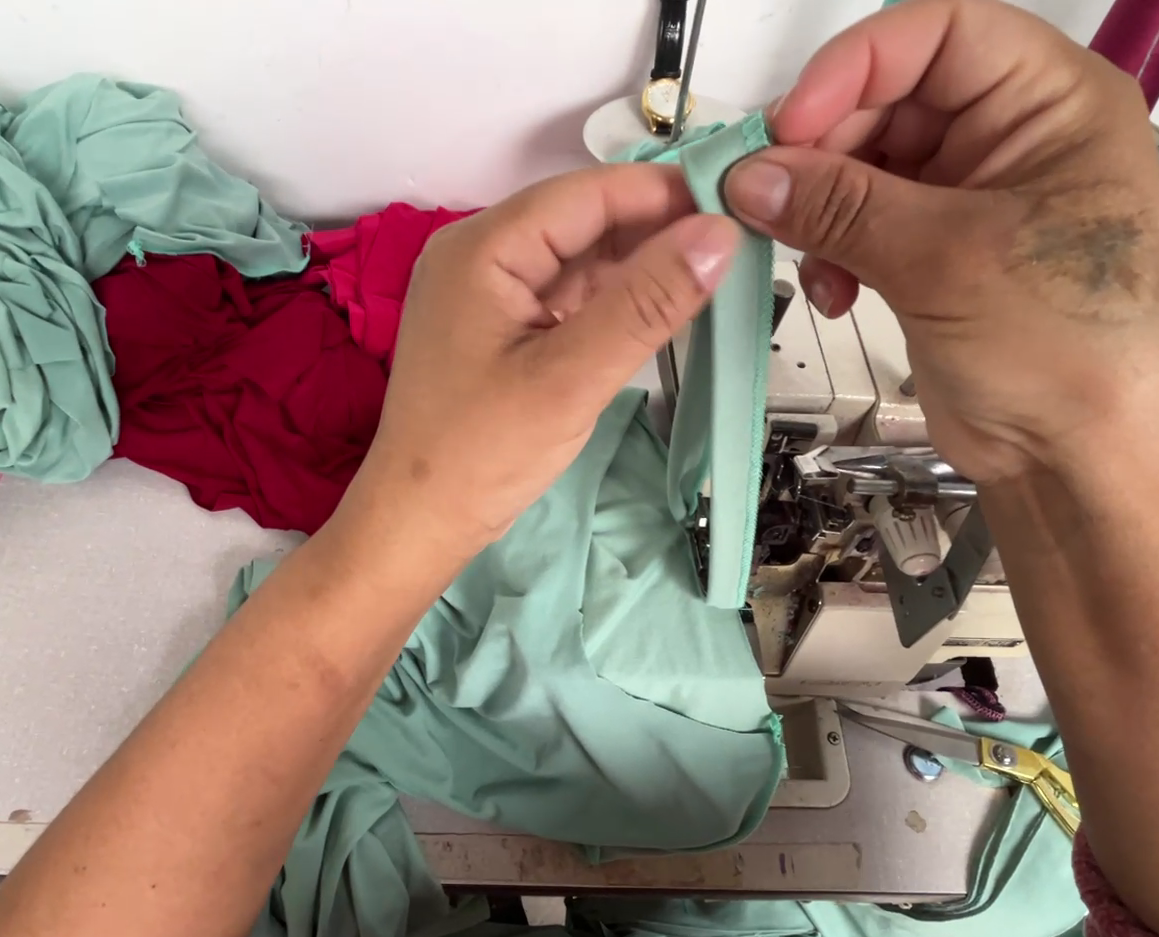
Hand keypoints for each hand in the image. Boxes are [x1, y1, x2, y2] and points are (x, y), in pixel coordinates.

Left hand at [332, 165, 737, 559]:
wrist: (420, 520)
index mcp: (482, 249)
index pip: (586, 194)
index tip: (737, 206)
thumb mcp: (570, 377)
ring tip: (708, 279)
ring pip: (576, 262)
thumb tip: (720, 234)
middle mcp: (479, 256)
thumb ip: (645, 304)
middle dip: (654, 232)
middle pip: (580, 222)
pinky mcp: (498, 331)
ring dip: (636, 270)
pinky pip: (563, 299)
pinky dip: (609, 304)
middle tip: (732, 250)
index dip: (663, 194)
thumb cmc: (482, 454)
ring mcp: (486, 296)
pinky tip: (655, 312)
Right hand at [722, 0, 1158, 483]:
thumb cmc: (1058, 343)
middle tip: (768, 204)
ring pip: (863, 175)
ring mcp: (965, 205)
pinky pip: (862, 232)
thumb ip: (841, 208)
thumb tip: (746, 175)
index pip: (935, 37)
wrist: (1080, 454)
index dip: (852, 70)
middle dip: (823, 157)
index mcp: (1046, 102)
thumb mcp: (945, 258)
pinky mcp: (931, 262)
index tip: (784, 131)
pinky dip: (834, 257)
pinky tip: (832, 296)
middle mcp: (1005, 141)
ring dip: (821, 215)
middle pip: (887, 107)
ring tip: (811, 267)